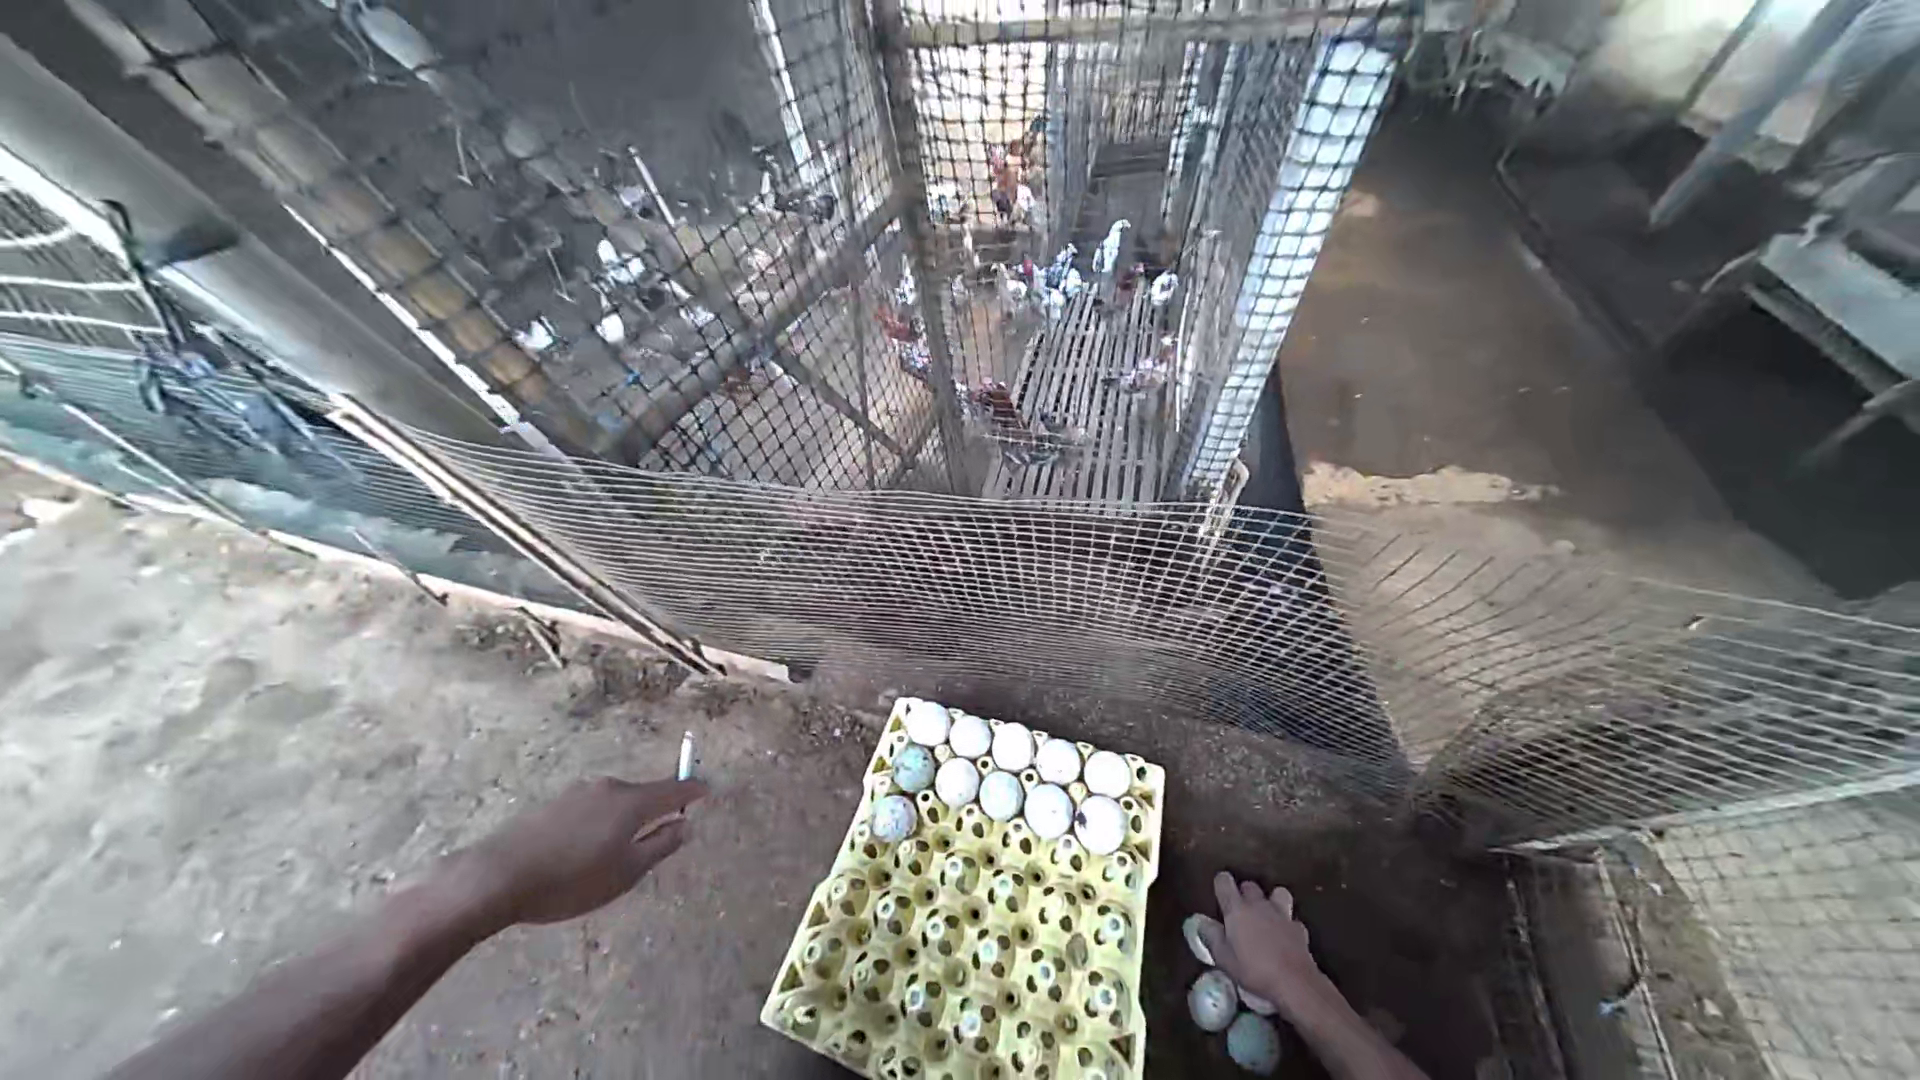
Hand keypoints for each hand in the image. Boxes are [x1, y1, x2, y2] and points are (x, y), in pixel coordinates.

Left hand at [457, 776, 707, 929]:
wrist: (494, 878)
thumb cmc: (571, 880)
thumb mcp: (626, 872)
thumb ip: (661, 846)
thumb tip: (685, 825)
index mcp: (633, 801)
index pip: (675, 788)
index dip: (694, 790)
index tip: (708, 791)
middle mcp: (610, 787)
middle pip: (643, 794)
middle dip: (655, 810)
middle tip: (658, 837)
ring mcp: (578, 793)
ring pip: (615, 803)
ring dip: (622, 820)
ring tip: (612, 855)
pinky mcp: (552, 804)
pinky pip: (590, 810)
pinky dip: (598, 824)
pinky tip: (580, 853)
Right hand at [1198, 871, 1335, 1017]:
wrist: (1296, 984)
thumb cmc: (1254, 971)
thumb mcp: (1223, 958)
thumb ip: (1211, 936)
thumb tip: (1202, 922)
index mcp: (1236, 908)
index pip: (1224, 881)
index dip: (1220, 884)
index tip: (1219, 894)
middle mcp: (1258, 905)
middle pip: (1250, 885)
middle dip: (1244, 893)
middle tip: (1240, 910)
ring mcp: (1281, 915)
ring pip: (1277, 894)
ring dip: (1272, 900)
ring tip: (1267, 915)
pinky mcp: (1299, 930)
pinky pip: (1292, 920)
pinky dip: (1288, 925)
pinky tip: (1286, 937)